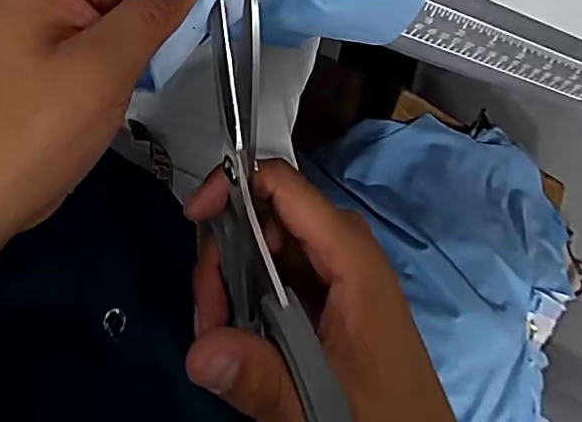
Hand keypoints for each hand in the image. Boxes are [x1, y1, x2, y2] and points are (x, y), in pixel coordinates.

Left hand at [0, 0, 204, 335]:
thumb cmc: (36, 131)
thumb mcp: (104, 66)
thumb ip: (152, 12)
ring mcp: (46, 30)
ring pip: (113, 10)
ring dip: (150, 17)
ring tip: (203, 4)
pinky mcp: (55, 61)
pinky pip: (103, 37)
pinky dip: (132, 41)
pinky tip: (167, 39)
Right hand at [183, 160, 454, 421]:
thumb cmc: (386, 421)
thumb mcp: (323, 405)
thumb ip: (261, 379)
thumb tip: (199, 352)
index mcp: (350, 254)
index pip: (283, 184)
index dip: (234, 184)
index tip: (194, 216)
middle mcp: (343, 246)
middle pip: (265, 215)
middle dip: (226, 254)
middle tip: (208, 317)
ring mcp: (335, 266)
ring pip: (266, 242)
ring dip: (232, 278)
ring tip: (221, 334)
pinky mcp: (328, 289)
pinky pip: (277, 268)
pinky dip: (249, 292)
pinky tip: (241, 335)